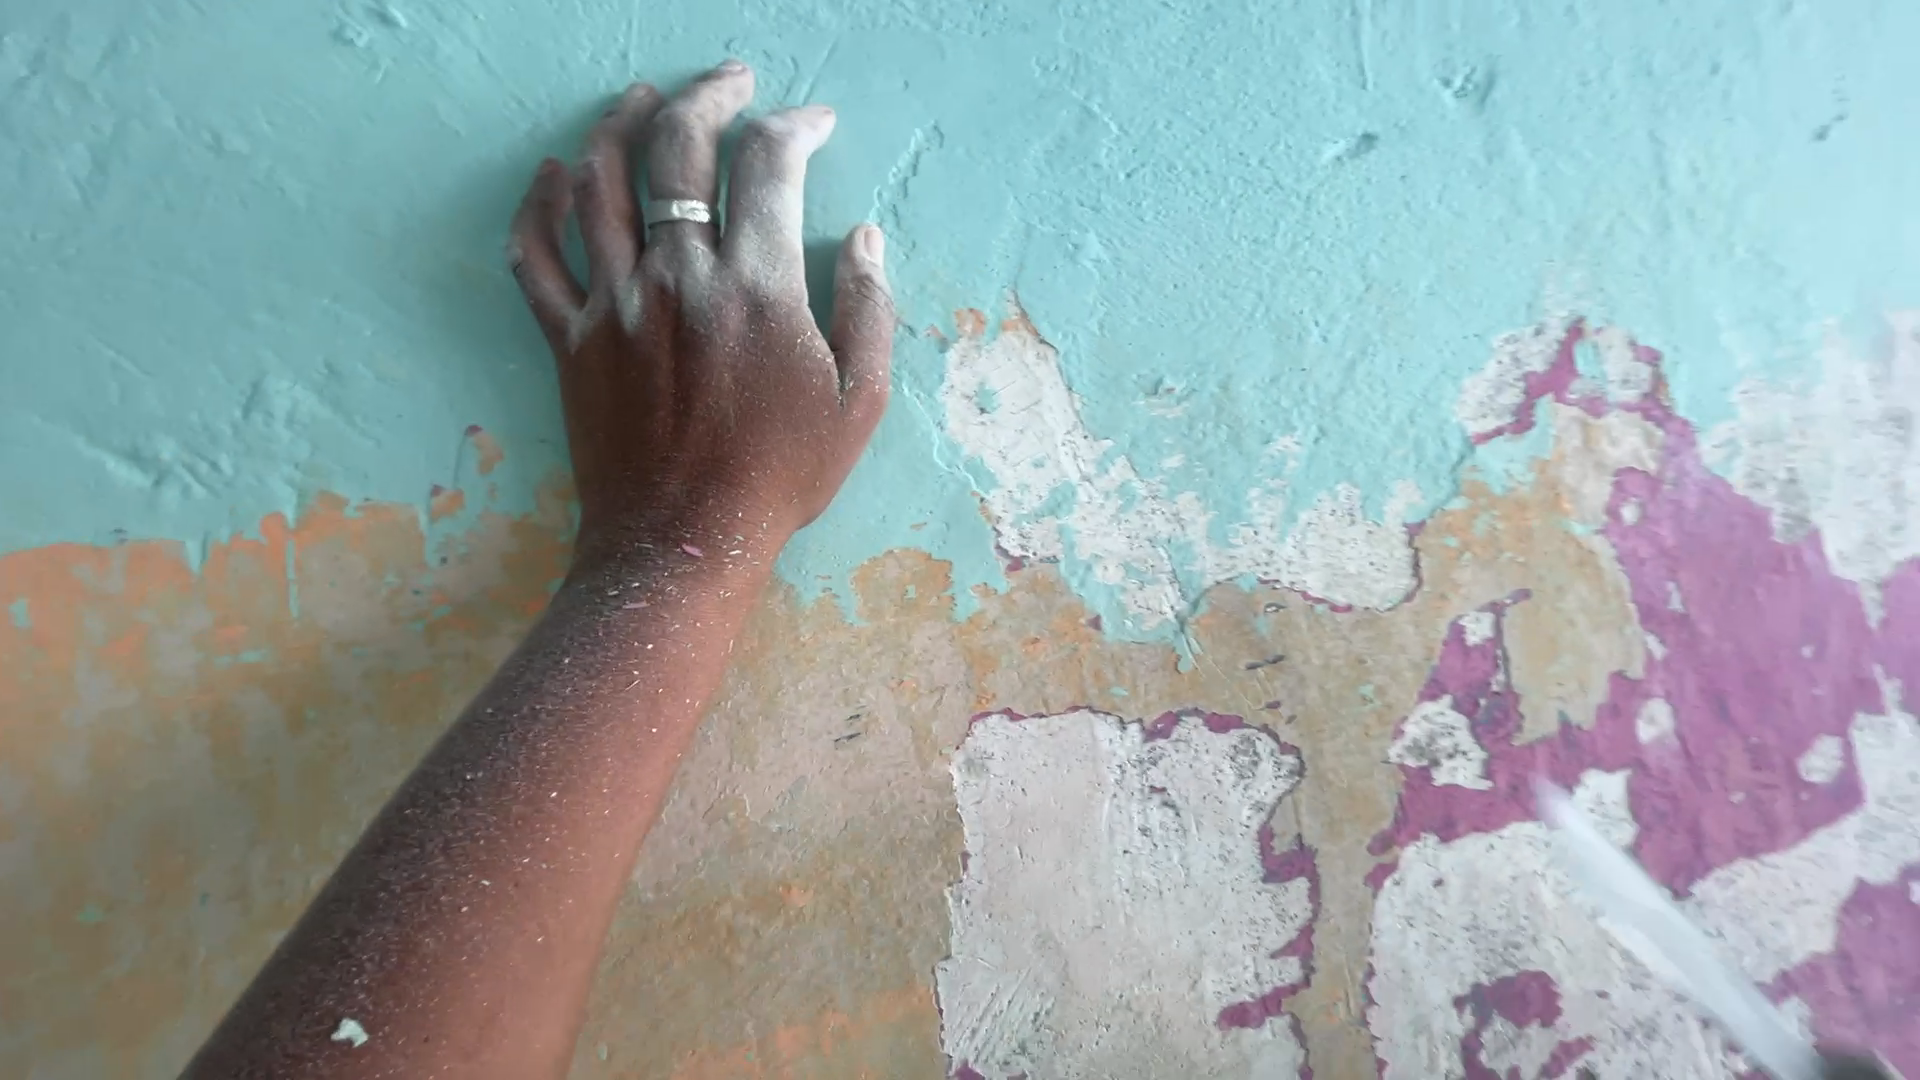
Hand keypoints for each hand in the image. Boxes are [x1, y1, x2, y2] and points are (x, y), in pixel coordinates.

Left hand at [507, 61, 893, 568]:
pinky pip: (535, 252)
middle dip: (709, 97)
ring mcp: (614, 303)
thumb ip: (869, 310)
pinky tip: (554, 173)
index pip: (768, 167)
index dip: (794, 128)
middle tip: (730, 79)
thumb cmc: (783, 475)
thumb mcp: (860, 402)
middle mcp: (678, 276)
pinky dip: (539, 202)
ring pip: (598, 180)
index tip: (813, 123)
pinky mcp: (570, 339)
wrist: (687, 539)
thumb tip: (865, 236)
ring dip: (622, 123)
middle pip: (677, 150)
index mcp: (757, 288)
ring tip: (645, 99)